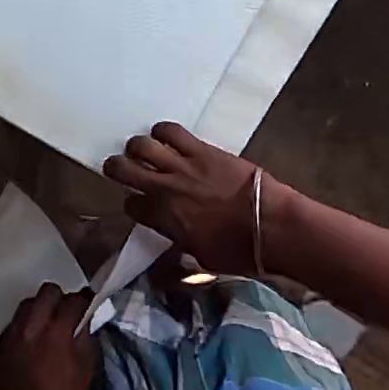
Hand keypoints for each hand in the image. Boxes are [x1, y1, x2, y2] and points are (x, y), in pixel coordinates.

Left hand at [0, 283, 96, 389]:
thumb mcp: (84, 374)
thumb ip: (85, 341)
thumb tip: (84, 322)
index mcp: (57, 334)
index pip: (74, 300)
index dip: (84, 299)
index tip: (88, 302)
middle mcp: (31, 328)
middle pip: (46, 292)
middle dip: (60, 297)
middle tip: (66, 311)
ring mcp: (10, 336)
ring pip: (26, 305)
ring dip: (40, 309)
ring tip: (47, 325)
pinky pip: (13, 324)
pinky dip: (24, 327)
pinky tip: (30, 343)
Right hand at [102, 121, 280, 275]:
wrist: (272, 226)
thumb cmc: (239, 250)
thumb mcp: (202, 257)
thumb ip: (181, 245)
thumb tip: (176, 244)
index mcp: (163, 219)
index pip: (132, 206)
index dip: (134, 205)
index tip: (139, 205)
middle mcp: (164, 189)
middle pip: (124, 169)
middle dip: (116, 168)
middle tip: (119, 167)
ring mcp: (182, 166)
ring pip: (143, 145)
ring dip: (137, 147)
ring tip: (142, 150)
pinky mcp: (201, 149)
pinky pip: (172, 131)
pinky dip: (163, 131)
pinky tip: (164, 136)